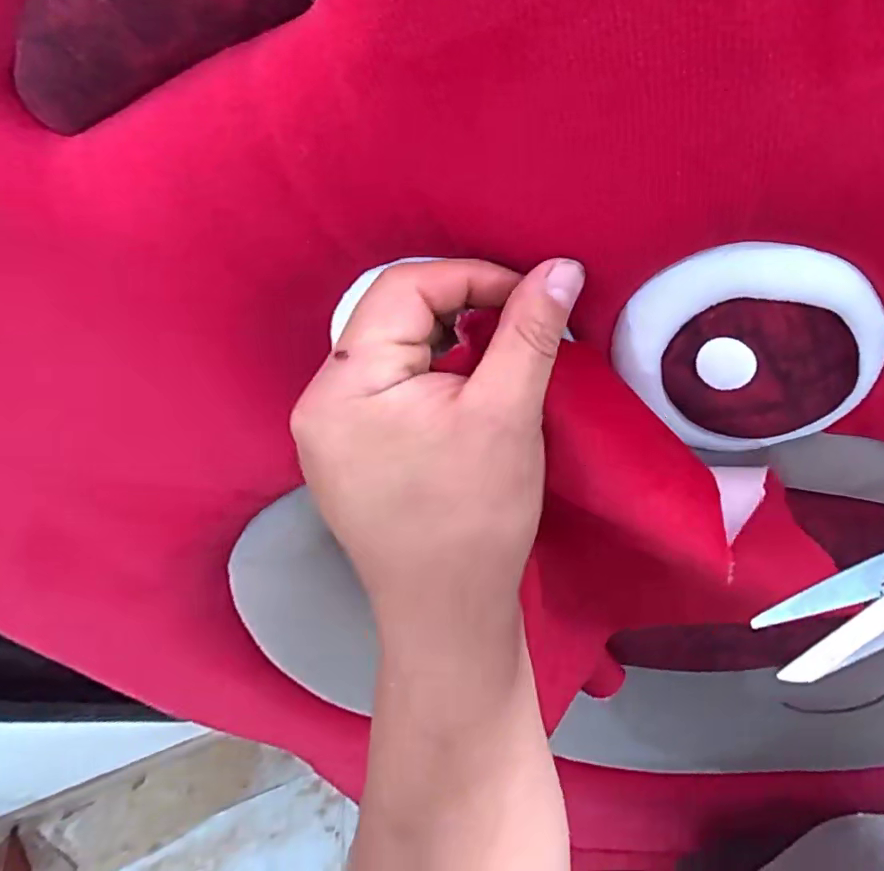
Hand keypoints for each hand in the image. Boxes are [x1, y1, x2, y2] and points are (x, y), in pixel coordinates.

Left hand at [289, 257, 584, 652]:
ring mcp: (332, 427)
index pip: (404, 288)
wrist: (450, 615)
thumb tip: (562, 268)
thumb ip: (532, 331)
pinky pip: (393, 379)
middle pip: (394, 313)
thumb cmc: (477, 517)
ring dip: (452, 335)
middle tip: (518, 322)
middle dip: (463, 305)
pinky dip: (437, 367)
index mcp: (343, 385)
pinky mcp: (352, 447)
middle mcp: (321, 399)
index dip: (473, 277)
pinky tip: (470, 386)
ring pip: (396, 344)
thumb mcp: (508, 412)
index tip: (530, 294)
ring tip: (499, 355)